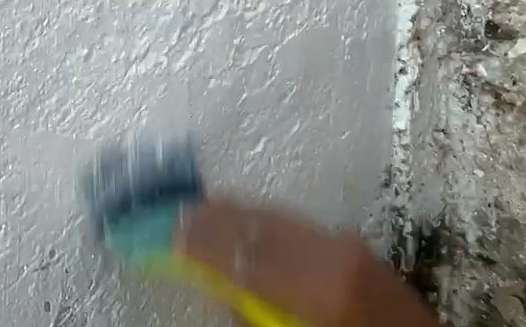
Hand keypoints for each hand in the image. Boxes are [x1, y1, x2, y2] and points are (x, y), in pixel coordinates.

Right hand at [177, 198, 439, 326]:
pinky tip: (244, 219)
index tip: (173, 236)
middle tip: (177, 213)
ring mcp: (345, 244)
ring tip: (201, 209)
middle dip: (215, 219)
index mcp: (320, 291)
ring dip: (236, 213)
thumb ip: (257, 315)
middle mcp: (332, 256)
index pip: (247, 260)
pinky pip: (295, 223)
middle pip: (259, 228)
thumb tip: (219, 287)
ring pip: (277, 218)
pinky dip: (263, 218)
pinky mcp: (352, 243)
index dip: (206, 245)